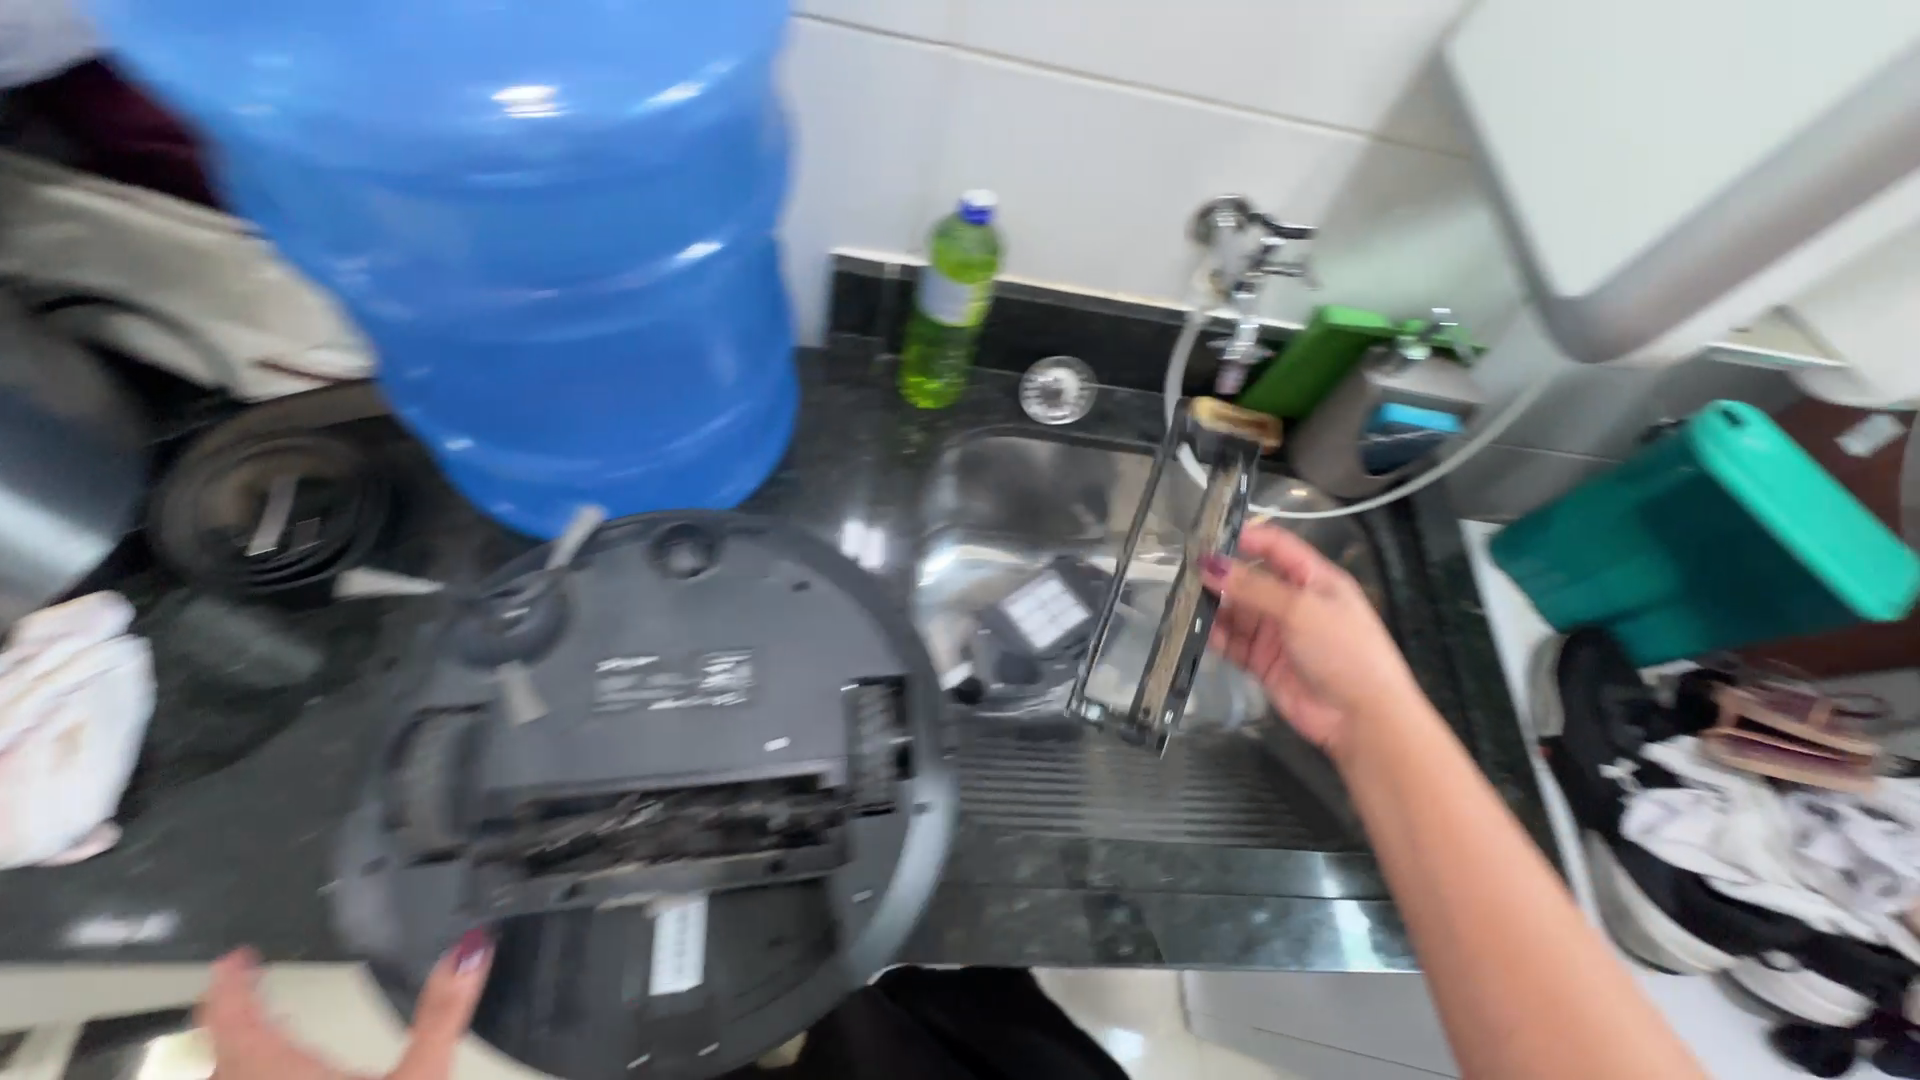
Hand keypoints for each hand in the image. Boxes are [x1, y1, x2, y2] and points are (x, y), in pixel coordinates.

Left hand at [201, 931, 492, 1079]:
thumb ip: (443, 1012)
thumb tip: (471, 944)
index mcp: (280, 1076)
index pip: (234, 1021)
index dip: (228, 985)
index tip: (237, 956)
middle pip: (222, 1061)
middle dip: (234, 1023)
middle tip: (251, 989)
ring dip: (239, 1061)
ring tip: (262, 1038)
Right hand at [1200, 522, 1422, 759]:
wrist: (1360, 717)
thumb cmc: (1343, 651)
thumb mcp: (1301, 609)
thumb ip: (1252, 587)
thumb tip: (1209, 565)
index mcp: (1313, 579)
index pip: (1276, 546)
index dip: (1245, 537)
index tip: (1208, 535)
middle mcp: (1292, 601)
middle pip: (1249, 579)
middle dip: (1219, 575)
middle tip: (1183, 571)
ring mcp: (1275, 632)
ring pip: (1235, 611)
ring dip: (1212, 606)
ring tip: (1183, 600)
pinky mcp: (1261, 661)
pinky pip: (1231, 641)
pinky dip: (1213, 636)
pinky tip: (1192, 629)